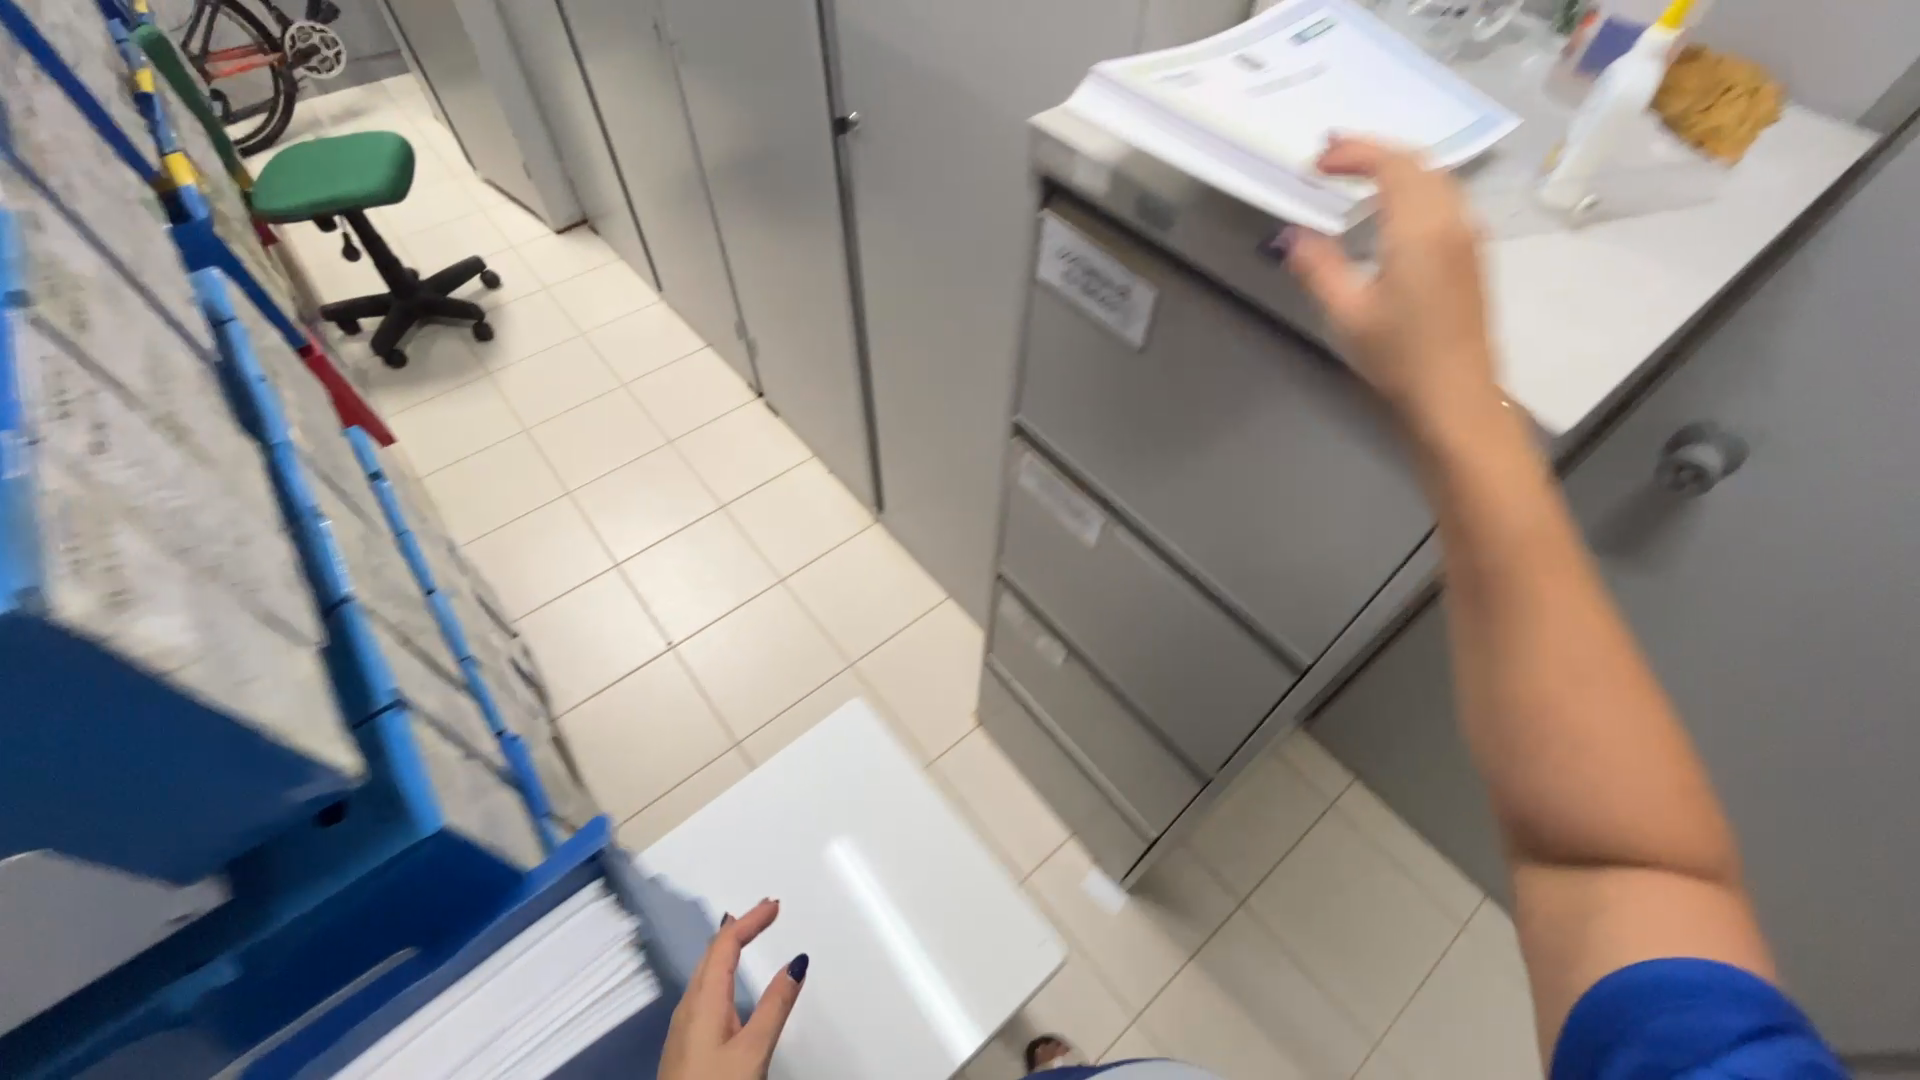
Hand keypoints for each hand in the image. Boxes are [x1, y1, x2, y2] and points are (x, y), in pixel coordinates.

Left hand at [658, 899, 807, 1079]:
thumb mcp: (754, 1051)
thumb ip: (775, 1005)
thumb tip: (796, 963)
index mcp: (704, 1002)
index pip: (726, 945)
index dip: (750, 921)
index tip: (775, 906)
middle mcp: (689, 1008)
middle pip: (711, 954)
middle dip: (739, 927)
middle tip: (767, 912)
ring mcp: (683, 1028)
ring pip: (705, 972)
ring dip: (728, 947)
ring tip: (749, 934)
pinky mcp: (684, 1045)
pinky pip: (704, 990)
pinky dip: (721, 970)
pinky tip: (728, 981)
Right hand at [1286, 136, 1502, 435]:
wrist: (1455, 395)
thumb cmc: (1398, 356)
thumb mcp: (1346, 312)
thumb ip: (1317, 266)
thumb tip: (1291, 236)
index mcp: (1420, 228)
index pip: (1392, 164)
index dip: (1355, 153)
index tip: (1317, 162)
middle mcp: (1453, 220)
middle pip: (1419, 164)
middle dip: (1375, 153)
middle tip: (1333, 160)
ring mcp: (1469, 238)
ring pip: (1437, 181)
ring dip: (1397, 171)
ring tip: (1357, 181)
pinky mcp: (1472, 257)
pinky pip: (1445, 203)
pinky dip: (1414, 192)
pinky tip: (1390, 215)